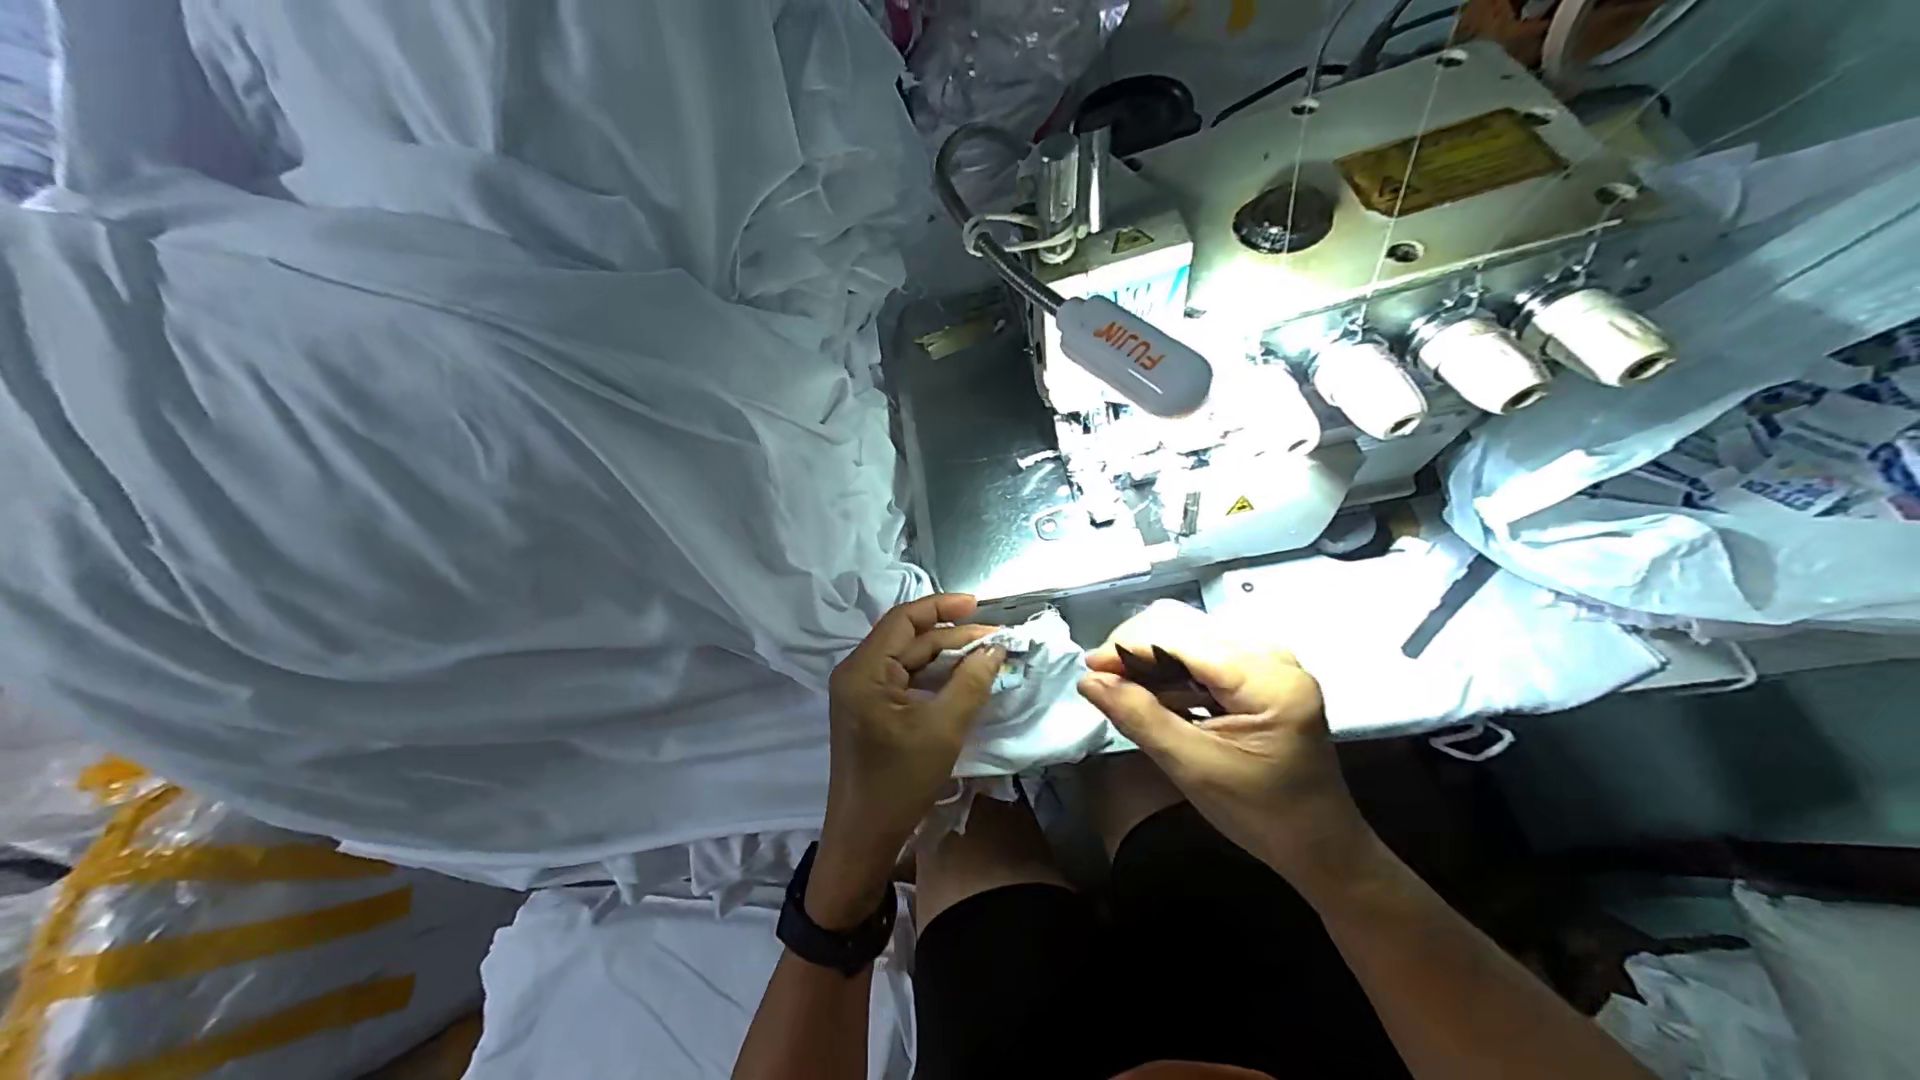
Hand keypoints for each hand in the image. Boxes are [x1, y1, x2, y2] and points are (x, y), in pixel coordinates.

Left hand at [810, 594, 1004, 928]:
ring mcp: (862, 693)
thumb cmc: (899, 782)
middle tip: (996, 639)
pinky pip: (906, 679)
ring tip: (987, 654)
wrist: (864, 837)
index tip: (978, 605)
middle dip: (952, 635)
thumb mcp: (943, 729)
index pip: (903, 620)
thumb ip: (971, 682)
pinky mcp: (871, 710)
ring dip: (946, 655)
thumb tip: (996, 649)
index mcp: (863, 671)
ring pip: (909, 659)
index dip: (941, 606)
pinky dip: (935, 676)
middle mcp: (857, 673)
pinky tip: (964, 677)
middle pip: (908, 639)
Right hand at [1076, 601, 1374, 890]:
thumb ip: (1139, 718)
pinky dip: (1171, 669)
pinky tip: (1153, 694)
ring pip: (1190, 634)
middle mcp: (1273, 656)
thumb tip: (1089, 682)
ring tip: (1123, 690)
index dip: (1128, 648)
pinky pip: (1204, 652)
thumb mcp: (1194, 768)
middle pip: (1185, 626)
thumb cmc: (1264, 815)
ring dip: (1150, 658)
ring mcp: (1269, 660)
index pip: (1182, 639)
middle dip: (1135, 649)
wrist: (1320, 845)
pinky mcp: (1260, 671)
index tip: (1090, 671)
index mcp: (1269, 680)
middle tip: (1103, 682)